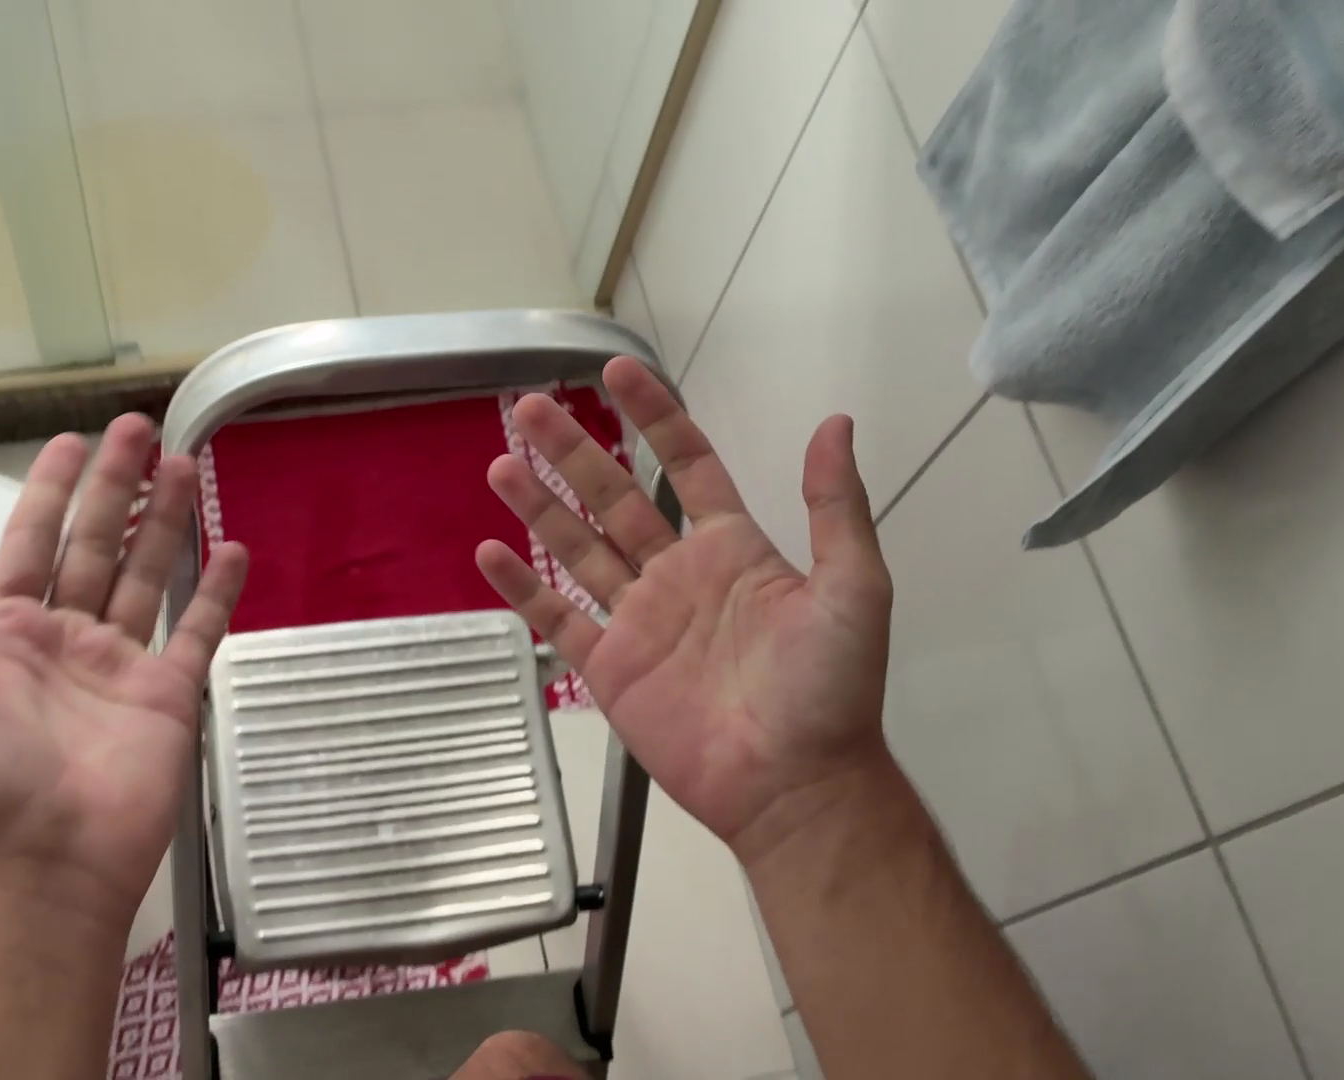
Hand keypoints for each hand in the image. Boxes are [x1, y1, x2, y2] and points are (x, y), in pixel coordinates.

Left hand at [0, 416, 247, 925]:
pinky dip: (216, 591)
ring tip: (185, 467)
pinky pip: (198, 629)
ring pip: (148, 574)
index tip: (72, 441)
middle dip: (118, 486)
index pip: (32, 542)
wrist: (47, 861)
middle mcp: (68, 638)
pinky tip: (231, 550)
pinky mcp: (170, 690)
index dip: (51, 489)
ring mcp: (124, 663)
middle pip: (98, 544)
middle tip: (141, 431)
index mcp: (6, 633)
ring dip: (166, 521)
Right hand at [477, 357, 892, 853]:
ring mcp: (635, 619)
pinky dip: (522, 588)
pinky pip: (556, 618)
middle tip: (529, 407)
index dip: (653, 417)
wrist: (793, 783)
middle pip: (612, 497)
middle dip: (572, 450)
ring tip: (501, 465)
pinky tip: (490, 553)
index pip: (684, 465)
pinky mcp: (607, 665)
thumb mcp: (853, 590)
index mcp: (729, 549)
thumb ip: (835, 510)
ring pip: (575, 549)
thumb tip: (835, 424)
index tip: (616, 373)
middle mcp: (674, 573)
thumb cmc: (828, 687)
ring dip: (538, 507)